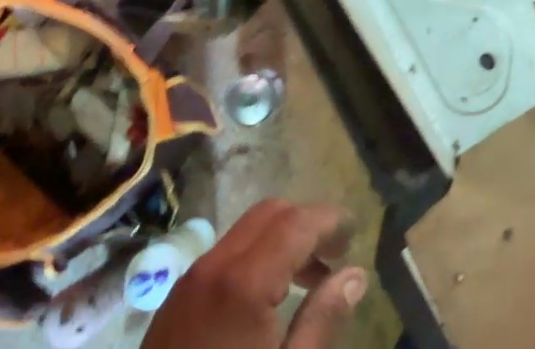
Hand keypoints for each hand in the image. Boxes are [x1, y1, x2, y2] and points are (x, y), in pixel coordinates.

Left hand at [142, 199, 367, 348]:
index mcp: (245, 282)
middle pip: (269, 214)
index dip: (331, 220)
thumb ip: (323, 320)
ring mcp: (191, 279)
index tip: (357, 233)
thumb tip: (354, 275)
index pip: (296, 222)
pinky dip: (257, 254)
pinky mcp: (177, 299)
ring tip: (313, 277)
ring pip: (245, 230)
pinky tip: (272, 295)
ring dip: (283, 238)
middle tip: (338, 252)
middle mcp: (215, 265)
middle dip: (307, 222)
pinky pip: (225, 254)